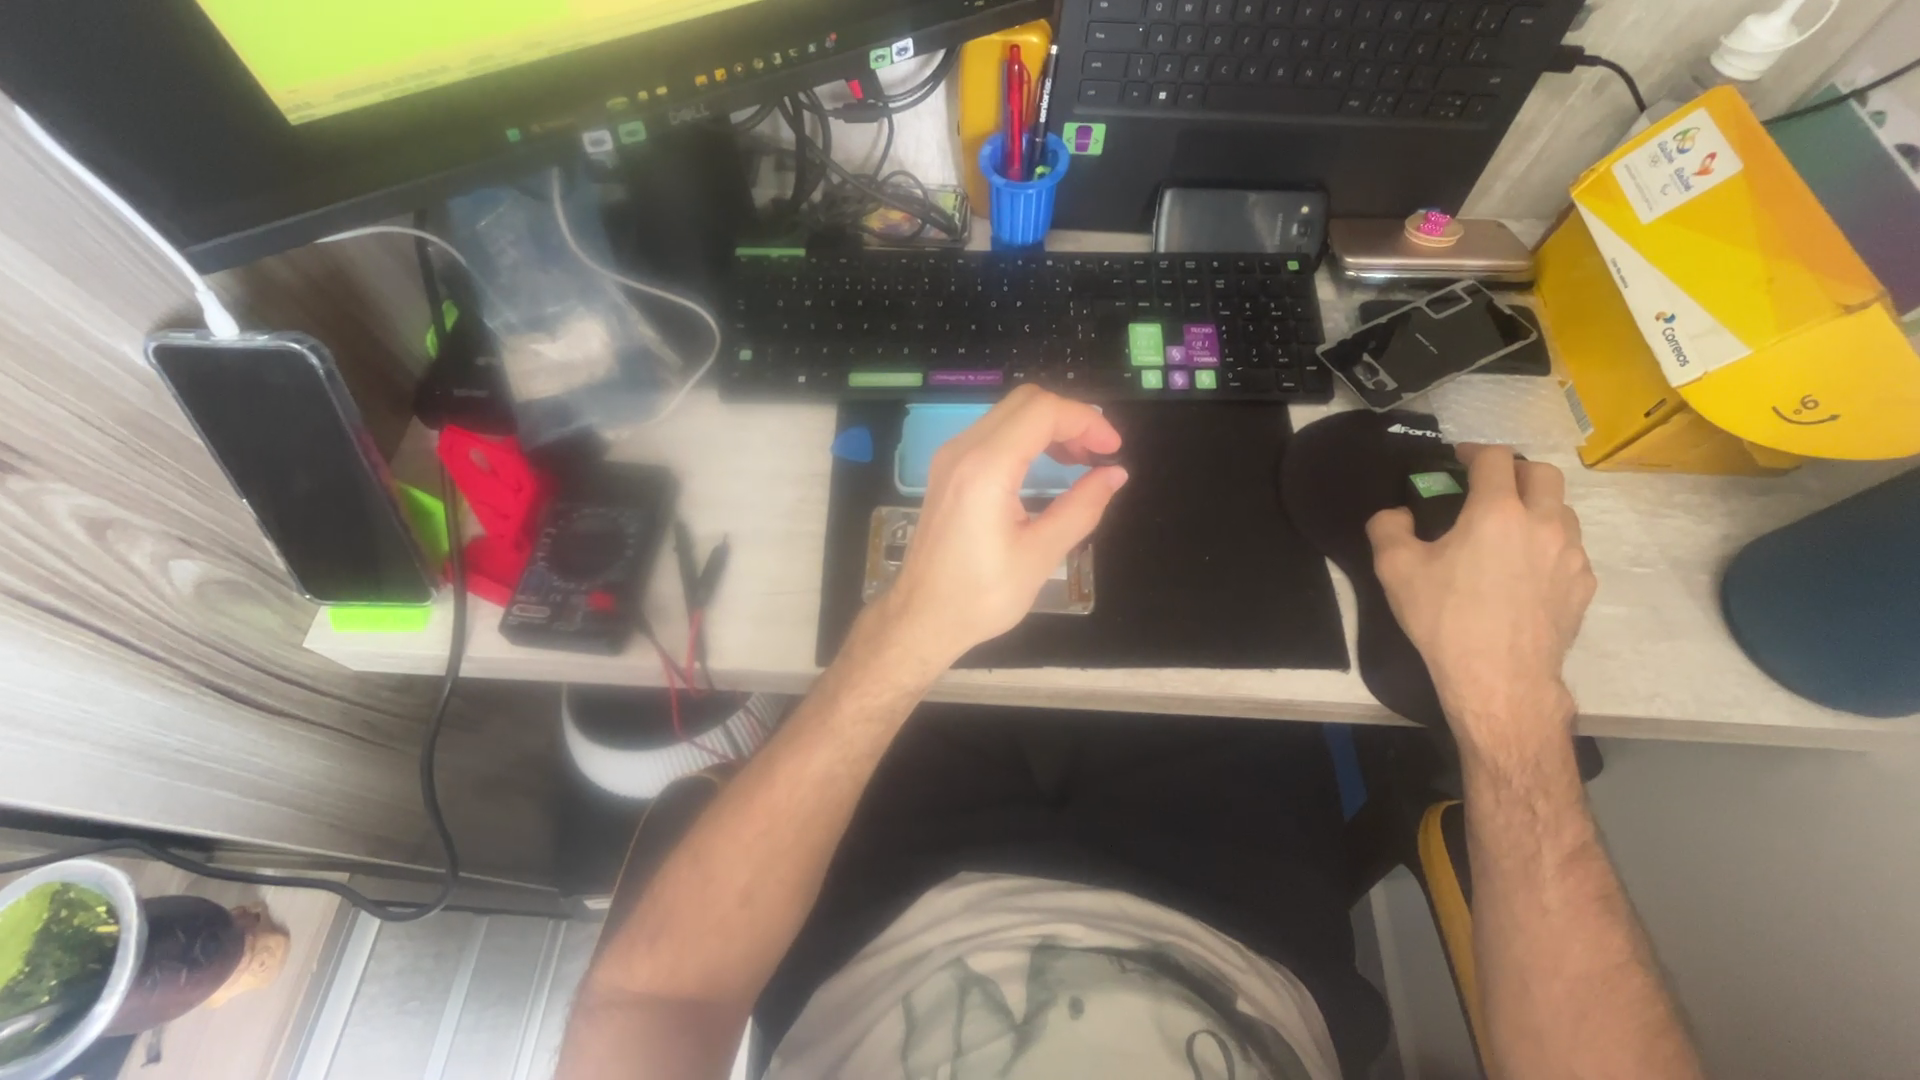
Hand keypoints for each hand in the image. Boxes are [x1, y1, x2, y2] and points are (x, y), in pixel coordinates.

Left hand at [874, 386, 1127, 669]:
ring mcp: (950, 458)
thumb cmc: (980, 596)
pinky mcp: (947, 470)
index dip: (1087, 420)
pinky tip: (1047, 467)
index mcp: (985, 469)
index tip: (1113, 449)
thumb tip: (1115, 474)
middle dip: (1070, 418)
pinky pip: (992, 434)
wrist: (922, 618)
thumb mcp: (1040, 556)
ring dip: (1048, 427)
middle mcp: (963, 451)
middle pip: (1025, 402)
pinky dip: (1025, 438)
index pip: (1043, 412)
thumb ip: (1081, 508)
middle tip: (1098, 454)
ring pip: (1008, 414)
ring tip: (1080, 461)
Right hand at [1366, 444, 1595, 757]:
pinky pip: (1569, 548)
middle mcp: (1544, 523)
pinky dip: (1547, 543)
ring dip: (1536, 505)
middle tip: (1488, 485)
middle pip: (1542, 473)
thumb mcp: (1395, 569)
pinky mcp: (1582, 584)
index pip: (1495, 458)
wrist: (1498, 677)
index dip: (1473, 451)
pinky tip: (1523, 568)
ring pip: (1562, 509)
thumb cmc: (1443, 618)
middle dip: (1514, 470)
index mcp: (1497, 511)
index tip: (1458, 459)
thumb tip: (1398, 514)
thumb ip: (1388, 527)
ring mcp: (1571, 554)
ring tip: (1508, 527)